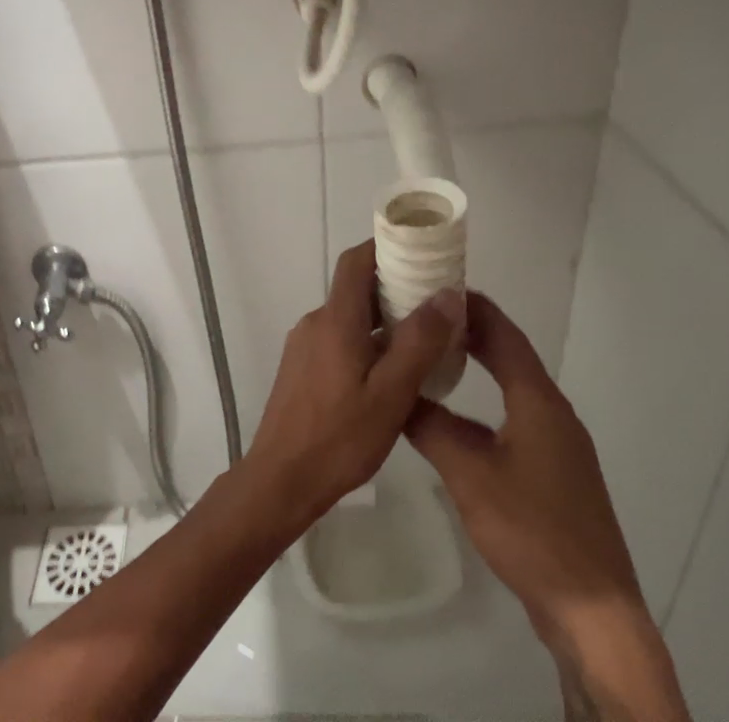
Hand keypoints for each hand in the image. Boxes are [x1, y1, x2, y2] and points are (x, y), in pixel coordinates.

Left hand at [239, 240, 464, 531]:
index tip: (424, 251)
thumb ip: (419, 342)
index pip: (357, 261)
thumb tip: (447, 294)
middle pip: (357, 289)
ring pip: (350, 318)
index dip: (388, 247)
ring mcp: (304, 347)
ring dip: (385, 321)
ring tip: (426, 341)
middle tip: (440, 304)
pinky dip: (368, 343)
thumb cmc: (339, 439)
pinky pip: (339, 341)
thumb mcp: (391, 393)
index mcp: (335, 321)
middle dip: (397, 288)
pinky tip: (393, 373)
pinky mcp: (301, 370)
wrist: (281, 480)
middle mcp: (315, 323)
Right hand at [402, 291, 644, 644]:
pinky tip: (452, 421)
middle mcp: (553, 414)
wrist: (589, 604)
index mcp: (539, 403)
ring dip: (476, 370)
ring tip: (429, 361)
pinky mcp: (552, 474)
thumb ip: (432, 428)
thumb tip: (396, 394)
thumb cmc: (532, 530)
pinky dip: (482, 406)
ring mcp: (556, 446)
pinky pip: (513, 420)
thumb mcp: (470, 475)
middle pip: (510, 358)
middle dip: (470, 335)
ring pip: (511, 391)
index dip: (473, 308)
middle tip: (422, 319)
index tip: (435, 285)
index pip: (505, 336)